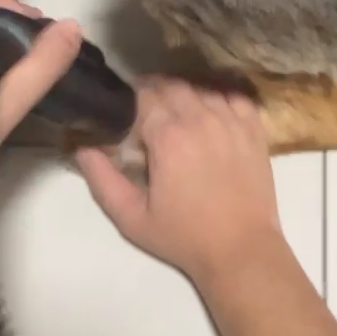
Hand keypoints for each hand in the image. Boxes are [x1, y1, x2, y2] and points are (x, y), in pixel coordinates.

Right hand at [76, 80, 284, 285]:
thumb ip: (103, 181)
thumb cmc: (183, 236)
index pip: (145, 96)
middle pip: (173, 86)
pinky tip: (213, 116)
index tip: (126, 110)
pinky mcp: (254, 127)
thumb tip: (82, 149)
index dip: (132, 99)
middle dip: (157, 92)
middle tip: (148, 111)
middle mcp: (201, 118)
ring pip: (202, 90)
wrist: (240, 248)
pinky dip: (220, 100)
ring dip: (187, 96)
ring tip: (179, 115)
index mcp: (169, 136)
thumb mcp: (132, 217)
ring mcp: (231, 120)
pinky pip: (234, 97)